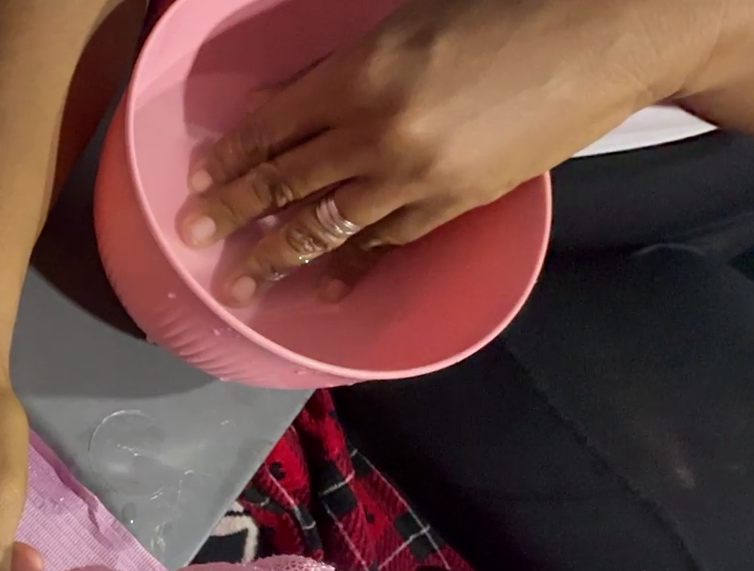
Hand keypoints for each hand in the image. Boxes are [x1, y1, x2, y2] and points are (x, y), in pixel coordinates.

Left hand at [179, 0, 721, 303]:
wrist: (629, 26)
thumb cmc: (513, 8)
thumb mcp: (405, 23)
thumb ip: (327, 72)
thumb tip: (264, 108)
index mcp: (361, 76)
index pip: (271, 130)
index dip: (229, 160)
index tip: (197, 184)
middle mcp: (375, 132)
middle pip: (281, 183)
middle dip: (229, 214)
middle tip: (191, 239)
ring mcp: (410, 175)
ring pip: (319, 226)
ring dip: (272, 259)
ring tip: (236, 288)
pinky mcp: (447, 204)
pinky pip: (382, 245)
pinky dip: (349, 269)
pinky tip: (319, 290)